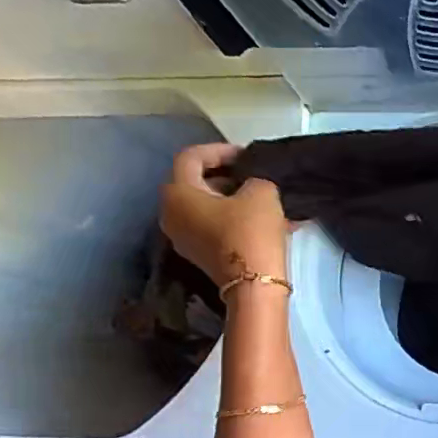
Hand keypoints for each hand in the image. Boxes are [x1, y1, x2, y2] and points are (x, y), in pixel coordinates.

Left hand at [161, 143, 289, 287]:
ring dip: (234, 198)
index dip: (220, 150)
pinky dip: (236, 218)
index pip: (192, 157)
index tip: (247, 155)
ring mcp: (184, 238)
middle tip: (255, 174)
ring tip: (264, 197)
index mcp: (177, 193)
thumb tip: (250, 184)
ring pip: (208, 206)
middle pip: (197, 183)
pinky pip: (215, 226)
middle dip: (227, 175)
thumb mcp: (261, 191)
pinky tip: (265, 218)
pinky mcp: (201, 255)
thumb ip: (254, 178)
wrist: (254, 286)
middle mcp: (172, 214)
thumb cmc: (251, 232)